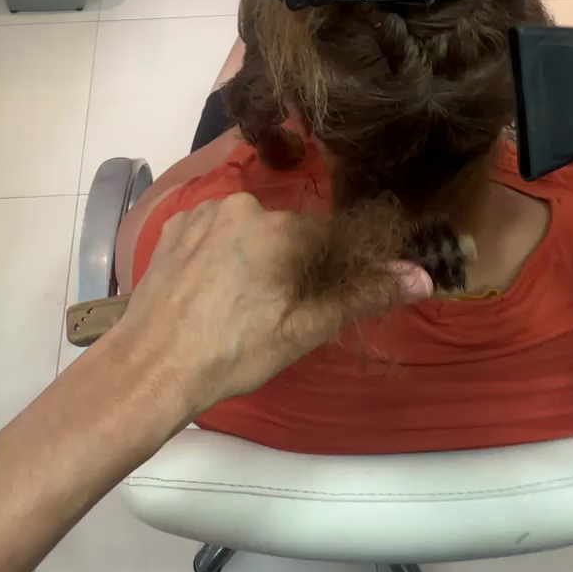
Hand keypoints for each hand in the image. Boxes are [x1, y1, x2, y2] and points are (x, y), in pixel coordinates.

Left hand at [110, 193, 431, 411]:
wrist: (151, 366)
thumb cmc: (233, 352)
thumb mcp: (303, 329)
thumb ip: (361, 295)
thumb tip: (421, 276)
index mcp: (278, 227)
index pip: (325, 238)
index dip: (326, 270)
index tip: (313, 301)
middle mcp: (241, 206)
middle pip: (284, 231)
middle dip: (288, 264)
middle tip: (274, 311)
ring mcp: (201, 213)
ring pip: (247, 229)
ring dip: (252, 255)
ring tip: (237, 303)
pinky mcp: (172, 227)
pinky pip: (212, 231)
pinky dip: (218, 253)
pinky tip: (208, 289)